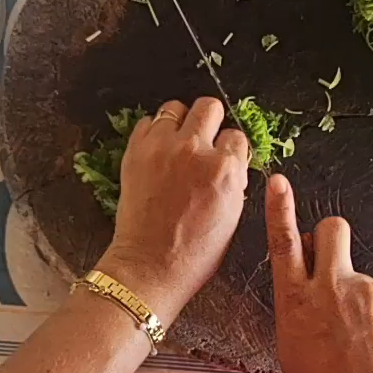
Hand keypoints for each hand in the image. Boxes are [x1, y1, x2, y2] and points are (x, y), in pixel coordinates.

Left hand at [98, 97, 249, 320]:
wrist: (150, 264)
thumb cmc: (194, 251)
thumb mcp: (233, 215)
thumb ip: (235, 179)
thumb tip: (232, 161)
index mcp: (225, 169)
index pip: (237, 135)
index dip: (231, 148)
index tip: (224, 157)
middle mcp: (194, 151)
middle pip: (209, 107)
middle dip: (211, 121)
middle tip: (204, 139)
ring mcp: (162, 147)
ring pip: (176, 107)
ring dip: (181, 121)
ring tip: (179, 141)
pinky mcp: (136, 151)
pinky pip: (148, 122)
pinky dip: (155, 132)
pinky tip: (159, 151)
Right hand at [264, 173, 372, 372]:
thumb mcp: (291, 345)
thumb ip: (296, 305)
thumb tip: (307, 282)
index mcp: (294, 301)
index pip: (283, 242)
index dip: (280, 208)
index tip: (279, 182)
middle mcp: (329, 288)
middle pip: (330, 228)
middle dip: (328, 236)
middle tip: (330, 261)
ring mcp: (365, 292)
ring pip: (356, 273)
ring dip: (354, 294)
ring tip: (356, 337)